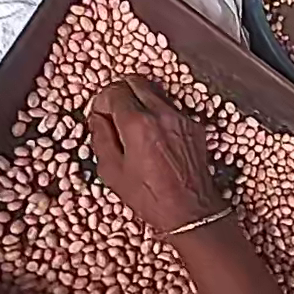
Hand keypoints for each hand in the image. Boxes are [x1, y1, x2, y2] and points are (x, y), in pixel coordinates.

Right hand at [88, 75, 223, 233]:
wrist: (190, 212)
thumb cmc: (151, 198)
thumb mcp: (112, 172)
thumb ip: (101, 137)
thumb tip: (98, 118)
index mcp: (139, 124)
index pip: (114, 91)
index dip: (102, 102)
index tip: (100, 116)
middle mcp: (163, 115)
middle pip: (135, 82)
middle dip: (120, 93)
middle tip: (114, 114)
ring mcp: (182, 118)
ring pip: (155, 92)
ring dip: (141, 102)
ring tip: (134, 128)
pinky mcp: (195, 126)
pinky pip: (171, 108)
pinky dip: (159, 114)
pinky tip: (155, 137)